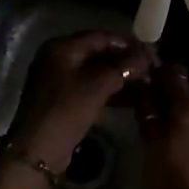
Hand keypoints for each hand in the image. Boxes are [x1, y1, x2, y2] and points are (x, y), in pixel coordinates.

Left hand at [11, 31, 153, 170]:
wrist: (37, 151)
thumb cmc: (65, 111)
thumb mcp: (96, 86)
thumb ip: (123, 68)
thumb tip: (145, 58)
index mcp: (61, 48)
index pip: (101, 37)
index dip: (128, 44)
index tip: (151, 54)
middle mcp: (59, 59)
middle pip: (99, 54)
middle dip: (126, 62)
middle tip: (151, 71)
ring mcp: (61, 81)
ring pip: (97, 73)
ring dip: (121, 78)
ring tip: (147, 86)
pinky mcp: (65, 100)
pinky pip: (92, 89)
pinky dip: (111, 91)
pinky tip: (133, 99)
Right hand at [139, 65, 188, 188]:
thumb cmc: (176, 175)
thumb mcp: (152, 146)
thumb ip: (147, 113)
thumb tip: (143, 91)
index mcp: (184, 103)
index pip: (170, 71)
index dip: (158, 74)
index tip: (150, 85)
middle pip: (187, 78)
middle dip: (174, 85)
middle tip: (163, 101)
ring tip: (185, 108)